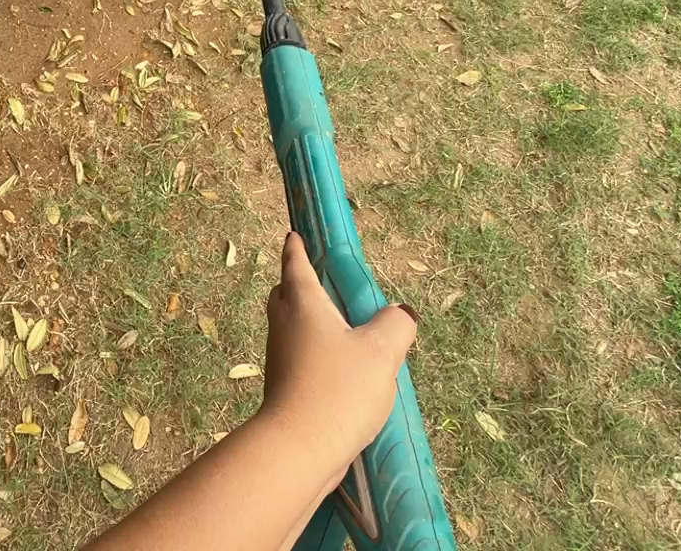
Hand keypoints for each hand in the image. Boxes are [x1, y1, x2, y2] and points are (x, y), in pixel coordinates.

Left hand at [258, 232, 416, 468]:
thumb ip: (395, 326)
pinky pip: (294, 350)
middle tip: (318, 280)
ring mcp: (279, 352)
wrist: (300, 445)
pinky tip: (335, 364)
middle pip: (285, 292)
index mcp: (302, 302)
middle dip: (297, 282)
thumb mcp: (380, 352)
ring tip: (335, 324)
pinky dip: (309, 346)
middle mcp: (284, 321)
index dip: (296, 248)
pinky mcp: (281, 380)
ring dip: (304, 316)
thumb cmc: (339, 387)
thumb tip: (402, 312)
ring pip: (288, 322)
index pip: (295, 264)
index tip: (293, 235)